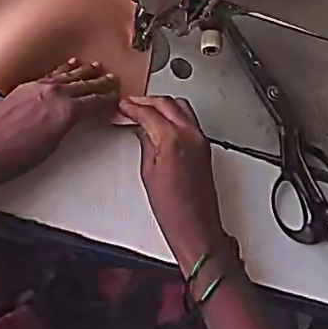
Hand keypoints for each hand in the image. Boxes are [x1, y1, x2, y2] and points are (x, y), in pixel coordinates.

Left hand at [0, 59, 118, 183]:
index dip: (107, 99)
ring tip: (95, 67)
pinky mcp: (26, 86)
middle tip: (112, 78)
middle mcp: (55, 94)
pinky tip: (69, 66)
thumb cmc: (16, 156)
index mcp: (67, 111)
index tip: (114, 96)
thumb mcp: (53, 145)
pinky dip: (63, 69)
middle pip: (85, 85)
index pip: (94, 101)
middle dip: (101, 82)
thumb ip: (67, 125)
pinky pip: (52, 74)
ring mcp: (40, 87)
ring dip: (84, 71)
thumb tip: (74, 118)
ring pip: (69, 75)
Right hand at [118, 96, 228, 271]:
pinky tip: (162, 121)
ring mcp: (200, 138)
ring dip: (162, 104)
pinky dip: (174, 113)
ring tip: (145, 110)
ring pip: (180, 106)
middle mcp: (190, 133)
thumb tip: (142, 130)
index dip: (132, 107)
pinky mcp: (204, 145)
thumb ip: (146, 143)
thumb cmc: (174, 209)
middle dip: (146, 101)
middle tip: (131, 105)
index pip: (149, 112)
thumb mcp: (148, 172)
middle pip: (166, 103)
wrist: (196, 227)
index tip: (123, 106)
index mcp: (172, 138)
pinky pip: (189, 118)